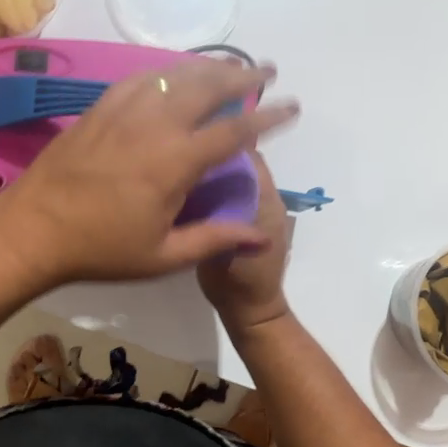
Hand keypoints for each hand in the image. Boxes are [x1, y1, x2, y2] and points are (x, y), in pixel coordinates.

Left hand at [0, 58, 299, 285]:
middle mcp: (155, 124)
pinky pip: (142, 77)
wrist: (31, 230)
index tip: (292, 105)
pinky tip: (178, 73)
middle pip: (208, 86)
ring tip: (232, 64)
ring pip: (176, 75)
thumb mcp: (162, 256)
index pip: (235, 130)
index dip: (268, 116)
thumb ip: (216, 239)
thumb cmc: (101, 249)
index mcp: (176, 161)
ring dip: (209, 66)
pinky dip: (169, 70)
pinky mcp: (101, 107)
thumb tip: (264, 236)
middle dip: (243, 75)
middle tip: (268, 68)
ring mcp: (125, 110)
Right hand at [198, 154, 292, 331]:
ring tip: (182, 163)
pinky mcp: (244, 220)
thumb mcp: (225, 242)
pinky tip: (188, 187)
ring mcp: (256, 209)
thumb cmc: (239, 279)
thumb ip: (221, 207)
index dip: (226, 144)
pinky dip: (213, 186)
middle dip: (217, 154)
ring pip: (234, 177)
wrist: (249, 310)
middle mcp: (265, 198)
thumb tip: (207, 171)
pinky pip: (229, 193)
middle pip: (242, 163)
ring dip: (214, 169)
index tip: (198, 136)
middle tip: (184, 149)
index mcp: (266, 199)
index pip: (250, 157)